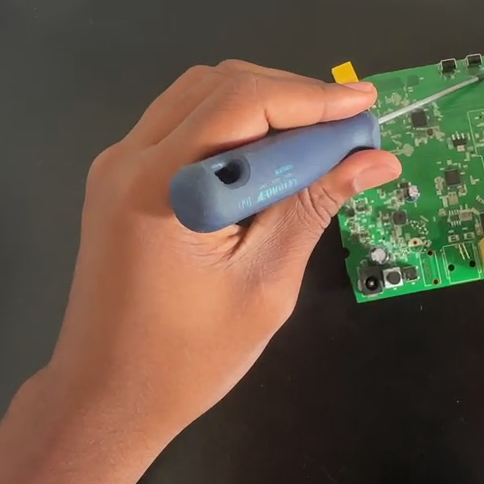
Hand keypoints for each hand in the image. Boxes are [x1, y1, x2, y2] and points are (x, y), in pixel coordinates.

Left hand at [46, 60, 401, 438]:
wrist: (105, 399)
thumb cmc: (187, 358)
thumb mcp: (265, 282)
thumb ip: (314, 206)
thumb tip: (378, 160)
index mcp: (161, 184)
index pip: (243, 103)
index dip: (312, 97)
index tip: (366, 105)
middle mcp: (129, 157)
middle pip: (219, 84)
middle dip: (291, 94)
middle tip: (347, 123)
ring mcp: (118, 163)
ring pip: (199, 94)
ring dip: (262, 102)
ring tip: (317, 133)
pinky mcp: (120, 176)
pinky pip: (183, 121)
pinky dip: (233, 122)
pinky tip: (269, 151)